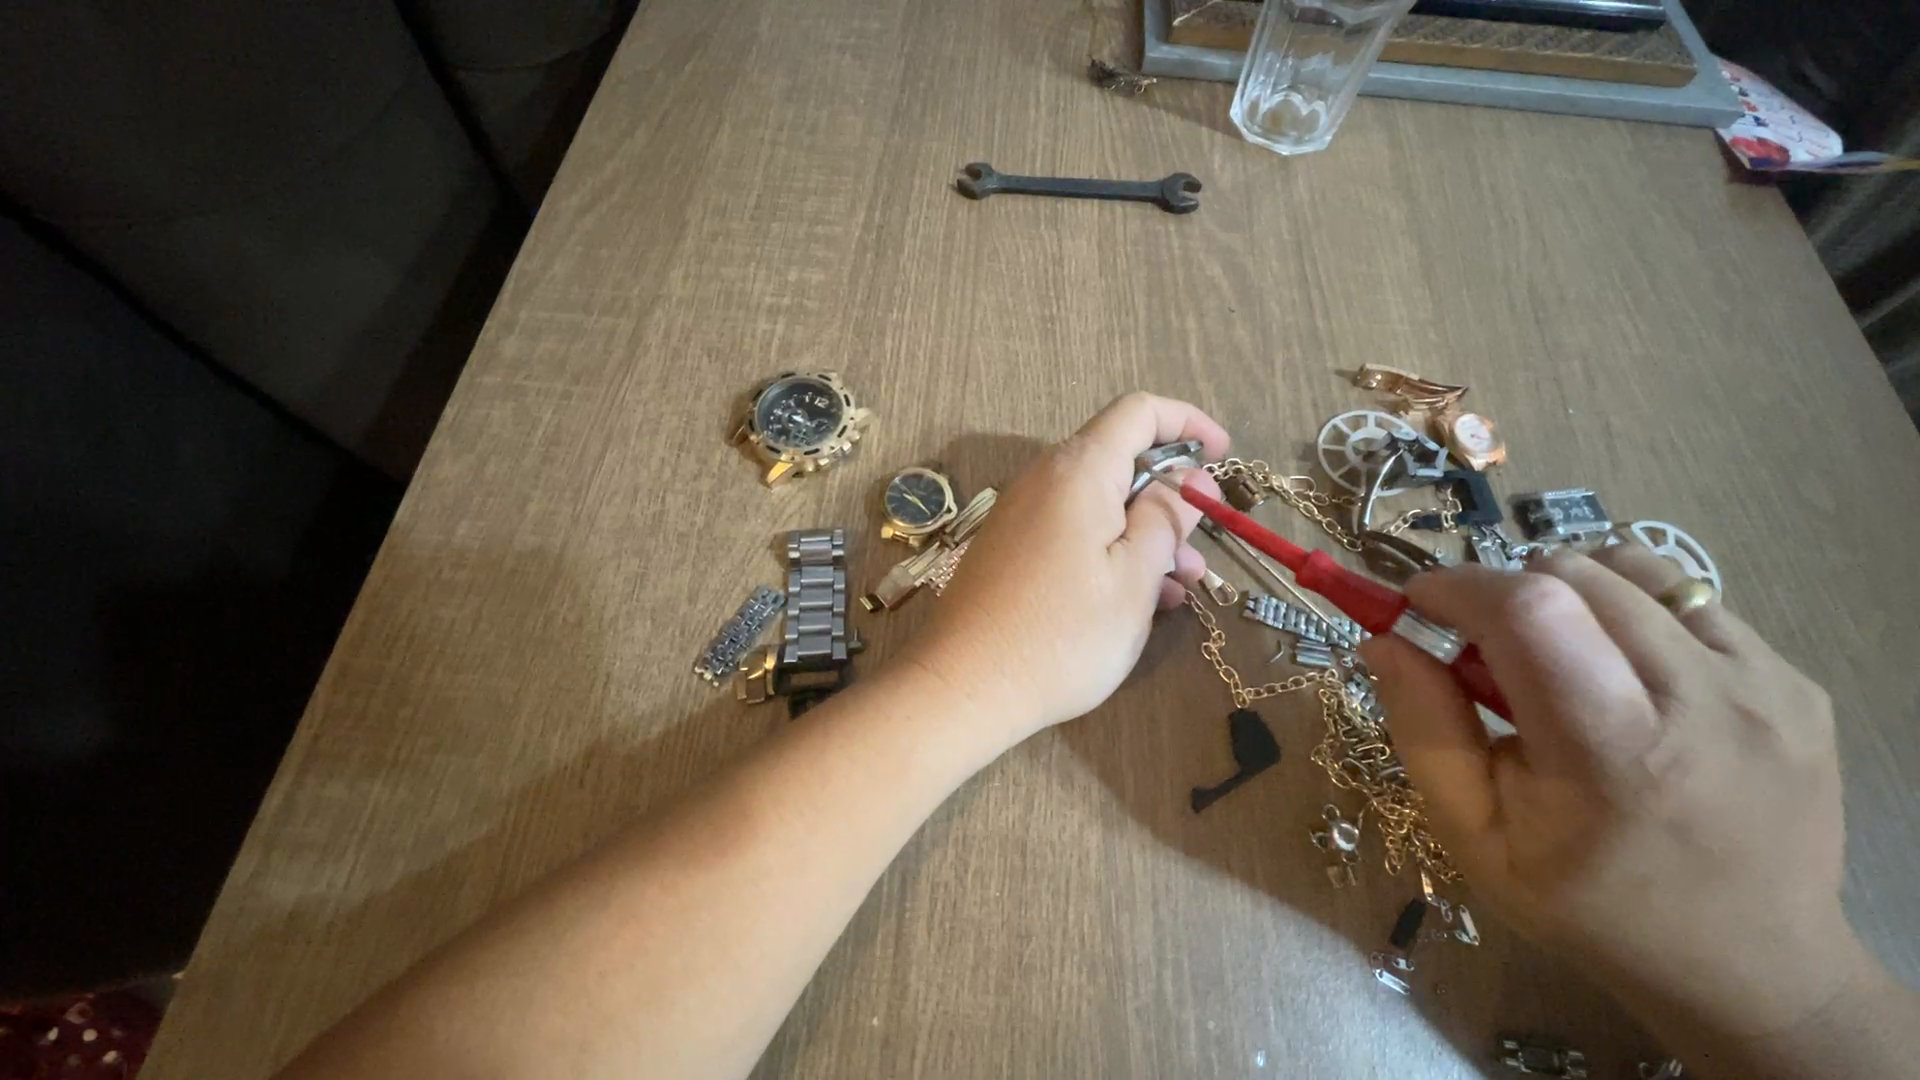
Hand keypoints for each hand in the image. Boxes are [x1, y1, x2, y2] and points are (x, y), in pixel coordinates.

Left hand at [902, 392, 1227, 747]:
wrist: (964, 686)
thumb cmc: (1061, 635)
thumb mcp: (1134, 579)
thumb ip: (1165, 520)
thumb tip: (1188, 482)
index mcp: (1078, 471)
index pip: (1139, 411)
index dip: (1188, 422)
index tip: (1221, 455)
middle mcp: (1044, 480)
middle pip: (1119, 460)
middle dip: (1169, 495)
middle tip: (1201, 546)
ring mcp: (1021, 516)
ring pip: (1099, 505)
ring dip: (1145, 534)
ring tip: (1181, 586)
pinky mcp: (1010, 550)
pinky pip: (1072, 533)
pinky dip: (1110, 552)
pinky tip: (1135, 602)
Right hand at [1361, 546, 1863, 1040]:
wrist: (1747, 962)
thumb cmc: (1584, 903)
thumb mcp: (1471, 831)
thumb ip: (1422, 726)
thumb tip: (1381, 638)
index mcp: (1615, 752)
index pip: (1531, 609)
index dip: (1458, 587)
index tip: (1417, 607)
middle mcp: (1707, 701)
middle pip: (1575, 575)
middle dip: (1501, 591)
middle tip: (1479, 648)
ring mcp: (1767, 686)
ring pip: (1631, 570)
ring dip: (1565, 593)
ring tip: (1554, 657)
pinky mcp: (1796, 682)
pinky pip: (1685, 599)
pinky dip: (1625, 612)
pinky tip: (1620, 675)